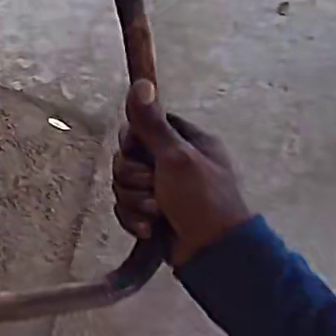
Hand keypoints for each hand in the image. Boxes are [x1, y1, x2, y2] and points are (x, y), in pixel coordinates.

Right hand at [113, 79, 252, 266]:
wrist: (213, 252)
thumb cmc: (202, 199)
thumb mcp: (176, 157)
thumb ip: (152, 124)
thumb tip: (140, 83)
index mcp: (186, 143)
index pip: (142, 127)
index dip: (133, 140)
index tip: (139, 152)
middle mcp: (173, 163)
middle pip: (126, 158)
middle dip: (132, 177)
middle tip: (152, 188)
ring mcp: (162, 189)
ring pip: (122, 185)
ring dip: (134, 200)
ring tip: (155, 211)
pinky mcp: (152, 212)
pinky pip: (124, 207)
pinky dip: (134, 218)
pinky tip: (150, 227)